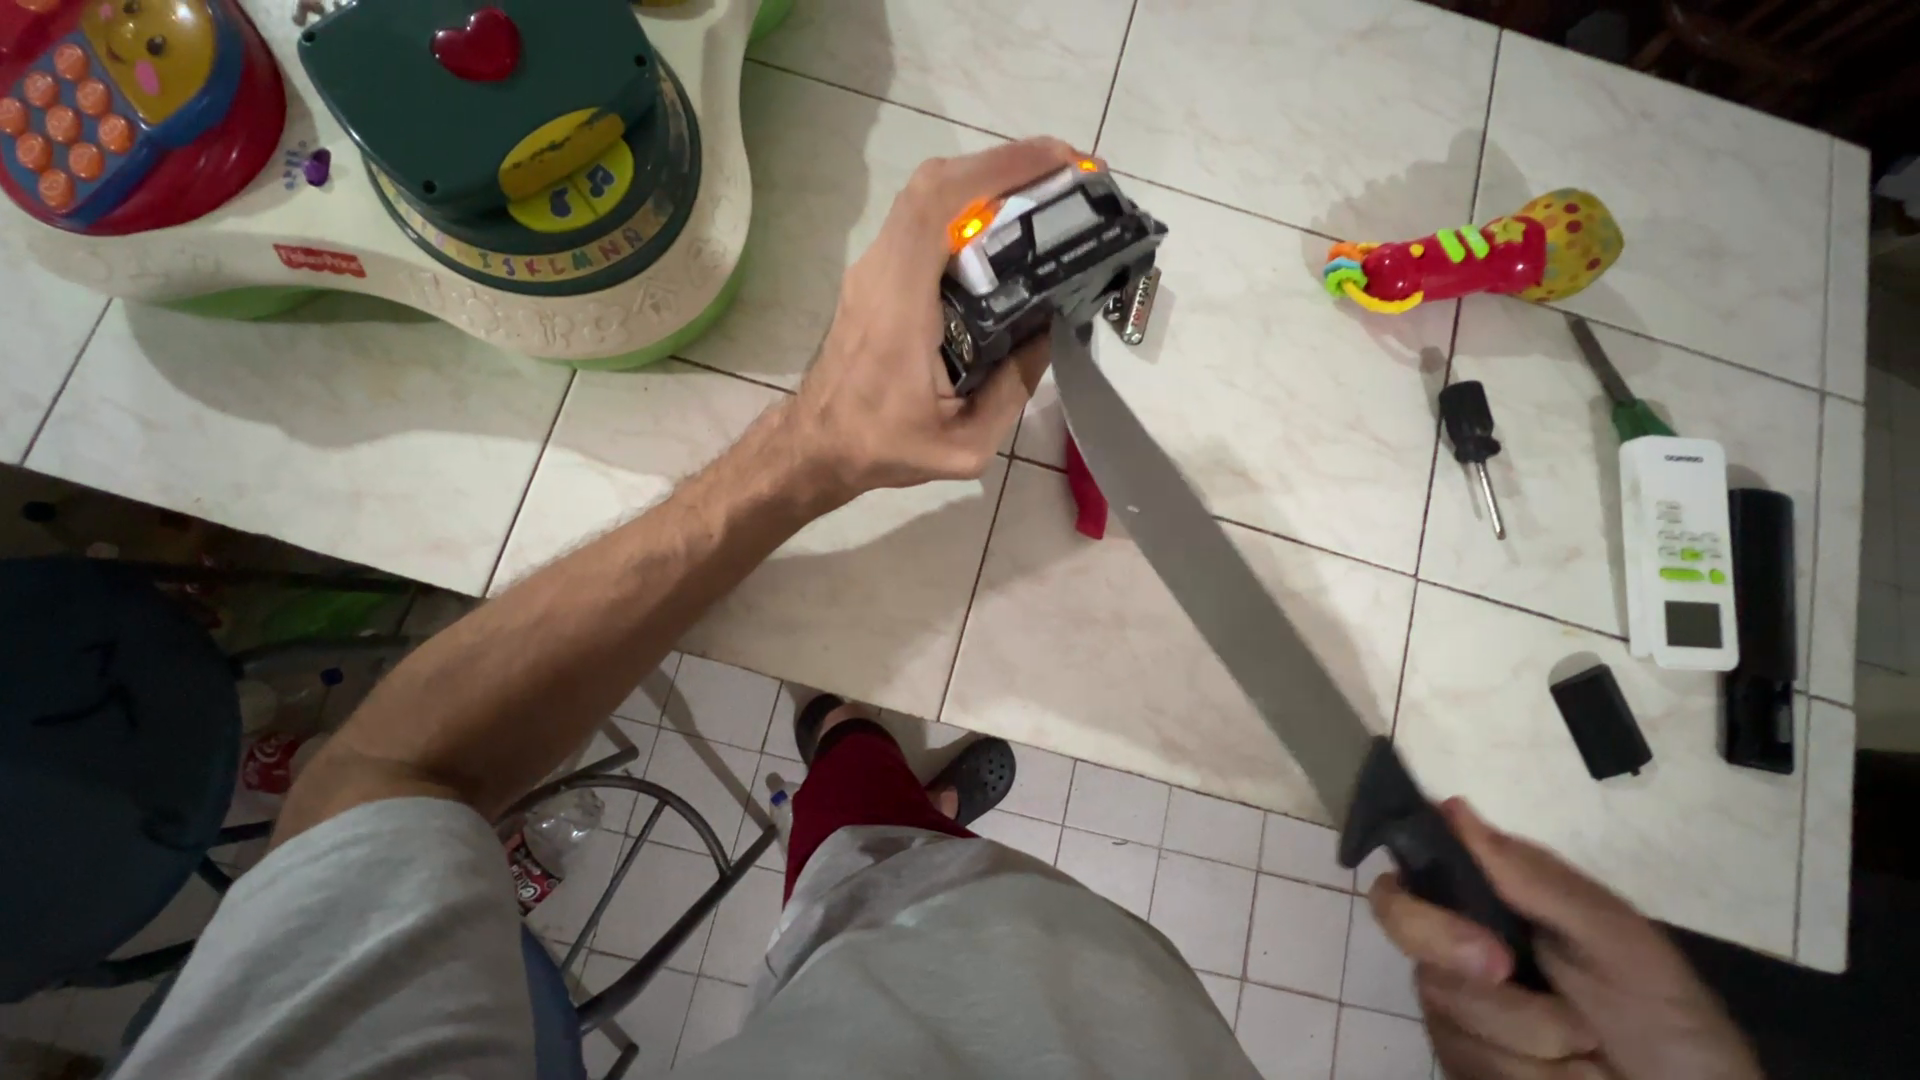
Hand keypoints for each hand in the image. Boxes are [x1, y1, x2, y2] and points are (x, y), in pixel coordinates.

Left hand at [785, 137, 1079, 499]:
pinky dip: (965, 212)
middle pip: (935, 185)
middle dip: (1004, 165)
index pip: (939, 206)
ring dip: (985, 184)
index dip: (999, 169)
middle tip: (1066, 177)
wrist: (818, 446)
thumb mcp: (964, 444)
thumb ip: (1012, 390)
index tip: (1059, 163)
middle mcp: (879, 271)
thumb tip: (1048, 333)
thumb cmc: (884, 447)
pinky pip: (920, 225)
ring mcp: (870, 269)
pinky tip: (1002, 235)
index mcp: (900, 307)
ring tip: (1043, 199)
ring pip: (926, 198)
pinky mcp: (872, 277)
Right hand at [1368, 799, 1761, 1079]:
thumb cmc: (1669, 1017)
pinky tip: (1567, 1075)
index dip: (1412, 889)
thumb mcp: (1618, 941)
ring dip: (1526, 1035)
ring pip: (1443, 1002)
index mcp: (1490, 898)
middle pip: (1401, 923)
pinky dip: (1527, 1076)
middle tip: (1514, 978)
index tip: (1476, 928)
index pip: (1411, 867)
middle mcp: (1456, 942)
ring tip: (1585, 1051)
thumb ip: (1534, 879)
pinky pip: (1465, 1061)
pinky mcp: (1463, 1061)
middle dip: (1455, 952)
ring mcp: (1456, 1005)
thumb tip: (1450, 805)